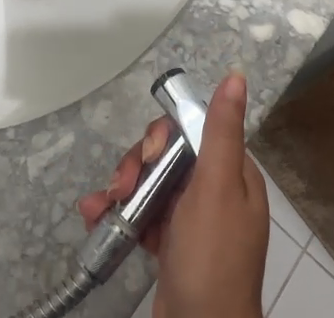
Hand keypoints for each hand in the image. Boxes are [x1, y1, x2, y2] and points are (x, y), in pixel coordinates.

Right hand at [77, 72, 268, 317]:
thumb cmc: (211, 257)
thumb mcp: (216, 188)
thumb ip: (220, 131)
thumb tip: (237, 76)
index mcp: (234, 176)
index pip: (196, 130)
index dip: (166, 135)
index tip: (151, 153)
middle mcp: (215, 193)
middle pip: (168, 155)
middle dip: (138, 165)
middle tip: (123, 187)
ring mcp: (192, 221)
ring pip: (151, 183)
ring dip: (122, 189)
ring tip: (102, 207)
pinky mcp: (171, 245)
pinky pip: (142, 214)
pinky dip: (119, 214)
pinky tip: (97, 217)